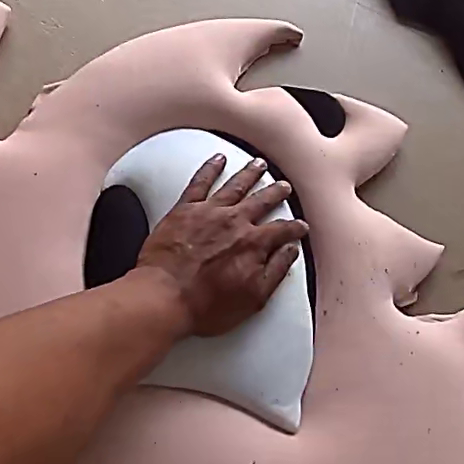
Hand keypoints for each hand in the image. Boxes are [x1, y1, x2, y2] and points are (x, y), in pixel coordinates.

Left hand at [134, 154, 308, 336]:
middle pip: (261, 201)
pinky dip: (210, 168)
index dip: (294, 229)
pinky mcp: (184, 210)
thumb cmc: (205, 304)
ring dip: (249, 174)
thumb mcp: (253, 298)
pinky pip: (200, 182)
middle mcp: (234, 222)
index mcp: (253, 243)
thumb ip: (275, 271)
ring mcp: (208, 212)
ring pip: (235, 186)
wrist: (164, 296)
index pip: (281, 231)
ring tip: (259, 164)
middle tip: (284, 187)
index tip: (300, 227)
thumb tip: (290, 251)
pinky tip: (218, 159)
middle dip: (275, 193)